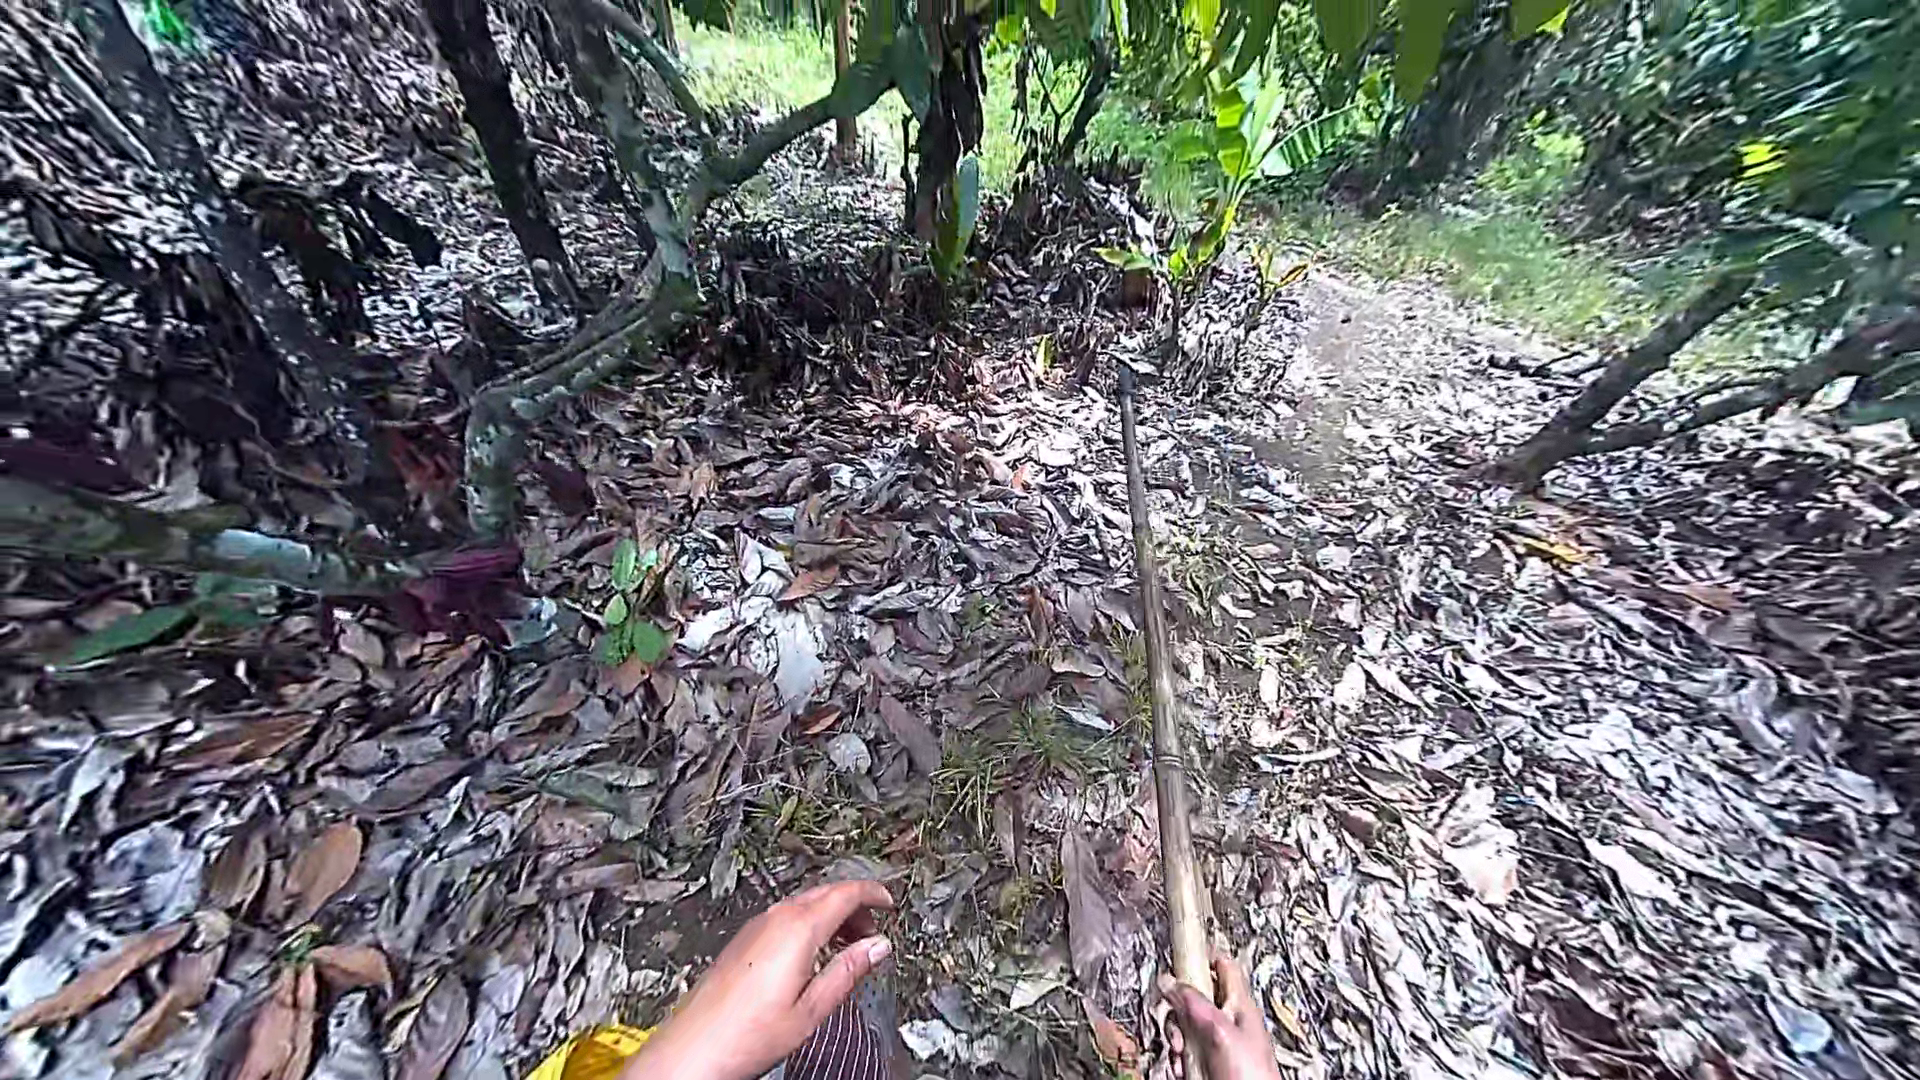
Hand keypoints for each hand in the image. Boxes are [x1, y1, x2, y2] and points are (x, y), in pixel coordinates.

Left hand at [619, 880, 894, 1079]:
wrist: (690, 1051)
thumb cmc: (746, 1036)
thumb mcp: (810, 1011)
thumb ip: (848, 972)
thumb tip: (879, 946)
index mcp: (800, 927)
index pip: (847, 892)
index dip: (874, 894)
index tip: (889, 903)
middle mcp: (780, 915)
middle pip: (829, 892)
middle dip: (856, 906)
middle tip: (873, 931)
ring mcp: (760, 923)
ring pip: (809, 902)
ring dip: (834, 914)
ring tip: (847, 945)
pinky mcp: (747, 935)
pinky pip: (790, 913)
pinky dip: (812, 922)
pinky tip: (814, 951)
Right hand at [1158, 949, 1282, 1079]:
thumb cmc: (1252, 1078)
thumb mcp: (1220, 1031)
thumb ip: (1194, 1002)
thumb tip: (1168, 979)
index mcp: (1239, 1005)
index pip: (1221, 965)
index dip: (1200, 957)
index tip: (1177, 959)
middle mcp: (1228, 1021)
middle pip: (1194, 994)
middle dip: (1178, 1006)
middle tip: (1177, 1021)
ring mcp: (1218, 1044)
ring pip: (1186, 1023)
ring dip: (1175, 1035)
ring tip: (1179, 1052)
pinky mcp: (1209, 1065)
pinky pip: (1185, 1050)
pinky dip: (1178, 1057)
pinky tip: (1182, 1068)